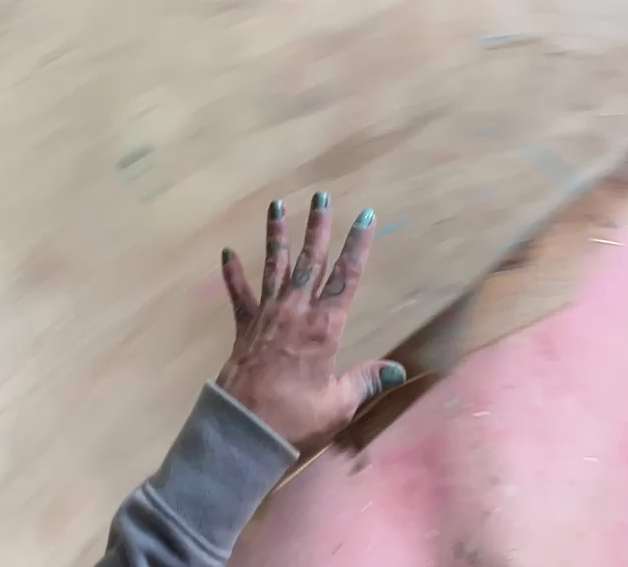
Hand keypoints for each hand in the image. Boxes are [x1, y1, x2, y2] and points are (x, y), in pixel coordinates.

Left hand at [217, 192, 407, 451]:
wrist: (244, 432)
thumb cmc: (297, 419)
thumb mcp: (339, 403)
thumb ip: (367, 381)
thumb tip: (400, 371)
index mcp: (324, 325)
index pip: (347, 277)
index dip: (358, 245)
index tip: (366, 217)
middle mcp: (296, 309)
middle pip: (309, 260)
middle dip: (318, 226)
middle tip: (322, 195)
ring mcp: (267, 314)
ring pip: (274, 265)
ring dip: (277, 234)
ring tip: (278, 205)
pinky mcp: (244, 326)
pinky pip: (238, 294)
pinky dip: (232, 273)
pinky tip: (226, 251)